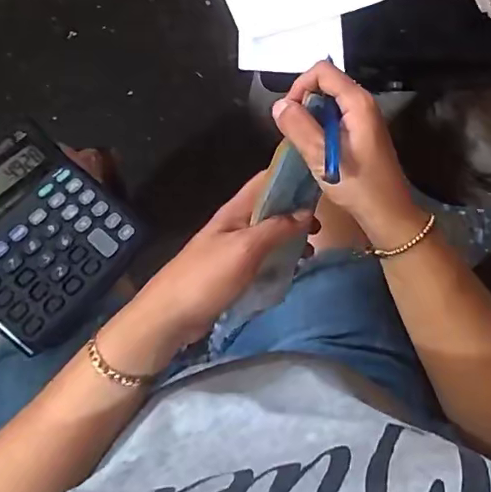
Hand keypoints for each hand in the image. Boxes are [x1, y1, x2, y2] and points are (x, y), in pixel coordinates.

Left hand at [101, 172, 314, 373]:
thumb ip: (277, 228)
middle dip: (297, 209)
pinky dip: (281, 257)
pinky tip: (294, 268)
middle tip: (322, 224)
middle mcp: (237, 222)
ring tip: (312, 248)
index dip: (292, 174)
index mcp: (236, 209)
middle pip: (272, 206)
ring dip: (291, 236)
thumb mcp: (246, 248)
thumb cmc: (206, 276)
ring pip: (270, 232)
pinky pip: (264, 256)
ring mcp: (234, 247)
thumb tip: (306, 212)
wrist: (168, 317)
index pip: (267, 179)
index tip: (320, 179)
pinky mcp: (234, 270)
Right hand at [271, 62, 422, 246]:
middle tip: (294, 131)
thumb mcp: (323, 158)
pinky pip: (335, 115)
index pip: (322, 71)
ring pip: (328, 100)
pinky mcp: (361, 130)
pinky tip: (317, 149)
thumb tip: (279, 105)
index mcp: (358, 102)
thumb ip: (300, 128)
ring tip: (304, 142)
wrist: (389, 213)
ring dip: (310, 115)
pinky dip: (320, 126)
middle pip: (325, 82)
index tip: (289, 113)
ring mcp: (364, 116)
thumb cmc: (359, 186)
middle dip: (304, 101)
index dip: (300, 85)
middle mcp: (363, 102)